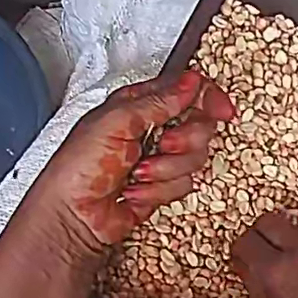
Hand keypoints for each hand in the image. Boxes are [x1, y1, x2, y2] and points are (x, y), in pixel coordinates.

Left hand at [17, 67, 235, 270]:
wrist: (73, 215)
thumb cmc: (79, 167)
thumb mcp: (115, 122)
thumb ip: (157, 102)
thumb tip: (190, 83)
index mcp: (139, 105)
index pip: (186, 91)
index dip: (209, 98)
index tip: (223, 111)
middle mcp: (153, 129)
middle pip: (200, 126)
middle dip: (185, 140)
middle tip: (162, 146)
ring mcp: (160, 159)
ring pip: (195, 159)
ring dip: (166, 170)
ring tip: (138, 174)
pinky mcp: (163, 186)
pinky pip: (184, 185)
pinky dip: (159, 191)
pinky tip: (135, 192)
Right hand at [230, 212, 297, 297]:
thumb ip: (253, 284)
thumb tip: (245, 265)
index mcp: (275, 271)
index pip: (246, 240)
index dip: (239, 250)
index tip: (240, 258)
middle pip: (270, 221)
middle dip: (259, 234)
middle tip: (257, 252)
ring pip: (293, 229)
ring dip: (283, 242)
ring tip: (283, 268)